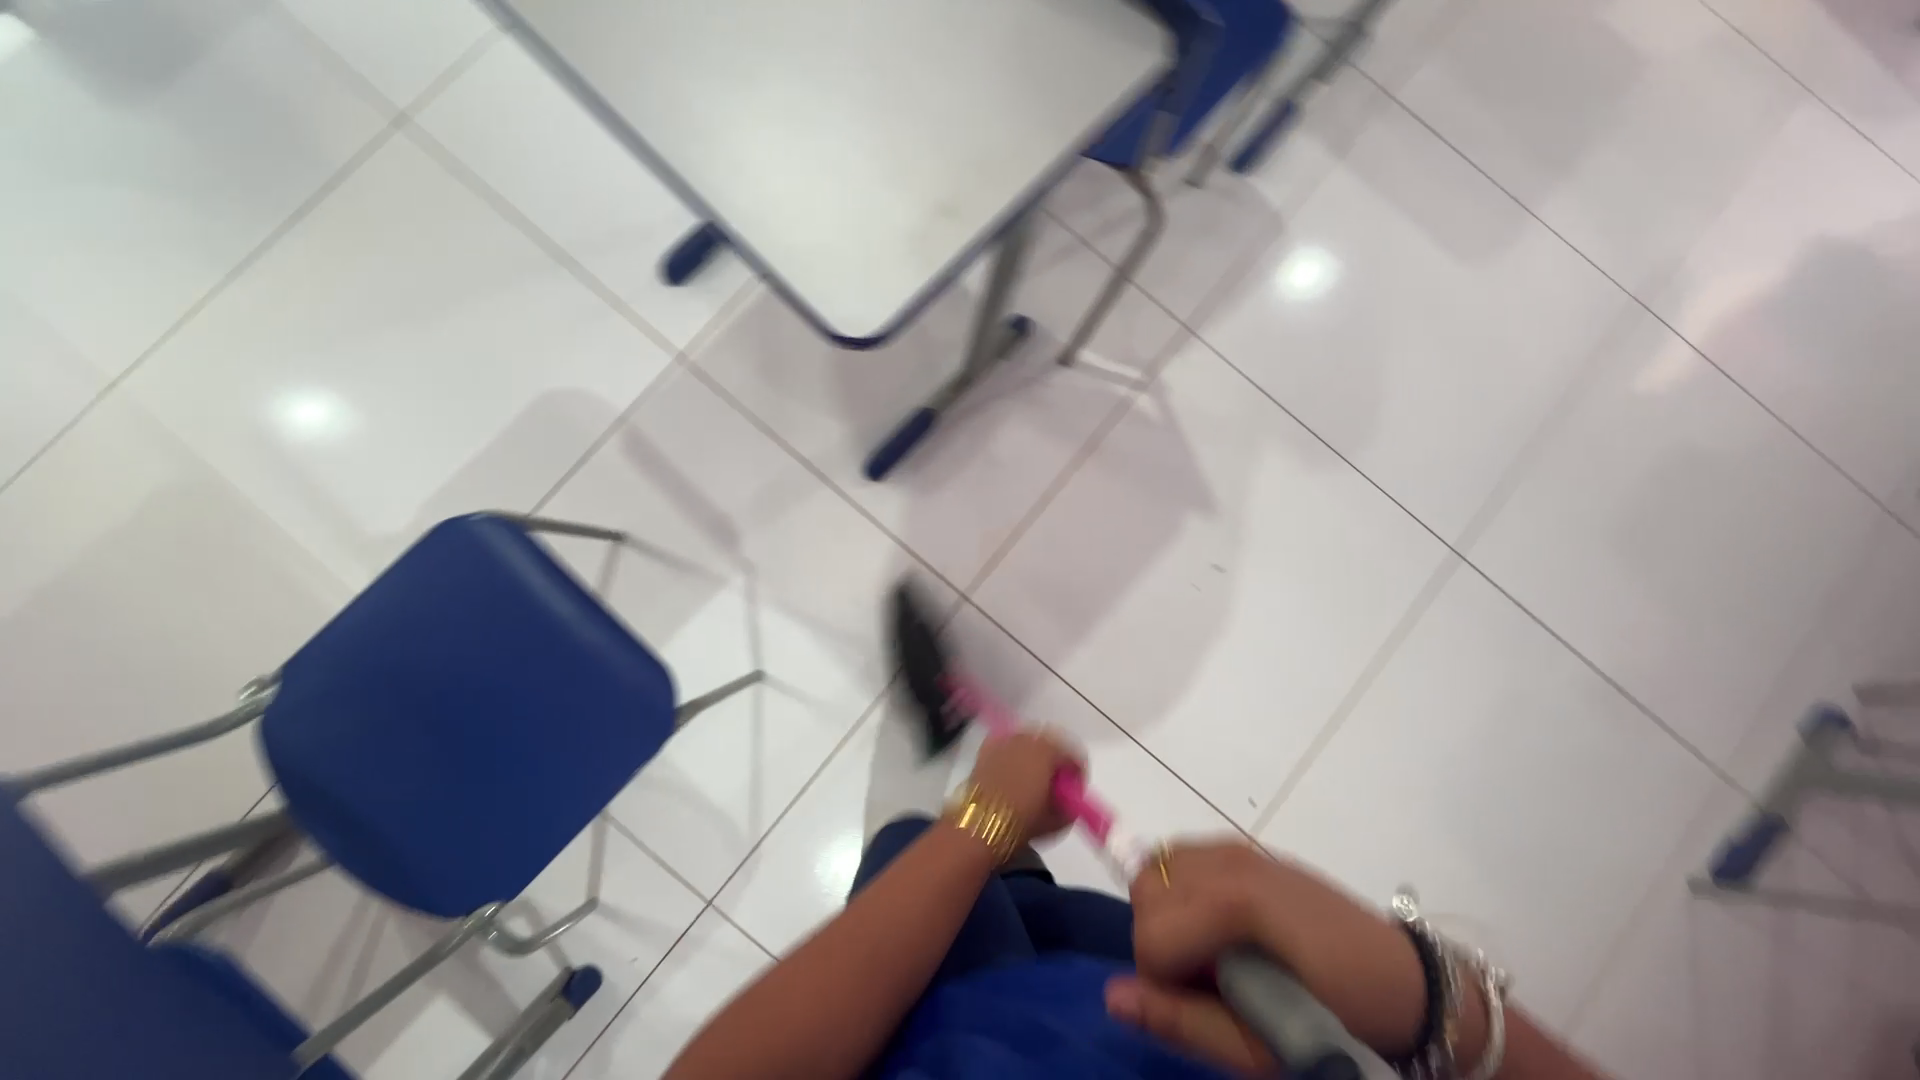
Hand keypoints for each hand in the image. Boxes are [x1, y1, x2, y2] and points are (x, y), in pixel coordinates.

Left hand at [964, 731, 1083, 846]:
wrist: (977, 824)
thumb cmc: (1020, 822)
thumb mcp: (1057, 821)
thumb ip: (1071, 807)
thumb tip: (1071, 802)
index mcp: (1049, 750)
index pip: (1074, 755)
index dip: (1077, 775)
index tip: (1074, 794)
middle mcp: (1027, 737)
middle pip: (1052, 743)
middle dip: (1056, 762)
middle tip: (1054, 787)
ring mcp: (1004, 740)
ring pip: (1029, 742)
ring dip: (1035, 757)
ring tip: (1033, 781)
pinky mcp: (986, 747)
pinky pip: (1007, 745)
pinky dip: (1014, 754)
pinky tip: (1012, 773)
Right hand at [1105, 841, 1428, 1072]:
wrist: (1412, 987)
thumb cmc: (1343, 1022)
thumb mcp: (1263, 1047)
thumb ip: (1183, 1020)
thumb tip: (1111, 995)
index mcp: (1237, 901)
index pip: (1150, 933)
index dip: (1163, 981)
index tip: (1206, 1006)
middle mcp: (1228, 858)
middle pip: (1145, 891)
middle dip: (1160, 942)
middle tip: (1211, 983)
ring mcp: (1235, 847)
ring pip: (1155, 871)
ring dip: (1167, 915)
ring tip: (1217, 956)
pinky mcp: (1242, 849)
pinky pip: (1178, 861)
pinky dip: (1181, 894)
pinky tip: (1222, 928)